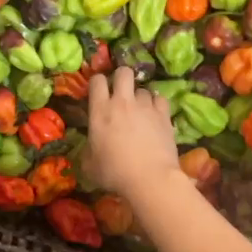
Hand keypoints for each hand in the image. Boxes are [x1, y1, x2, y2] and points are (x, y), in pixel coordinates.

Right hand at [88, 67, 182, 199]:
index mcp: (100, 110)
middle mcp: (122, 102)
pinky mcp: (164, 115)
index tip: (98, 92)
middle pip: (123, 72)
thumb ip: (87, 152)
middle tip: (121, 92)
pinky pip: (160, 99)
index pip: (97, 80)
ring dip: (140, 97)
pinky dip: (157, 105)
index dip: (97, 82)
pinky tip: (155, 115)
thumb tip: (89, 149)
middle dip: (122, 77)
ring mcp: (145, 106)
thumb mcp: (90, 165)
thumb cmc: (114, 172)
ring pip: (143, 89)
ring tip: (140, 110)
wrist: (150, 178)